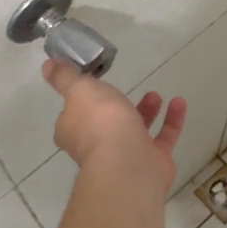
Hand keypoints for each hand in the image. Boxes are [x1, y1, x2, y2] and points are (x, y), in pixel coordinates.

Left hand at [43, 60, 185, 192]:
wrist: (128, 161)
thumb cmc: (100, 122)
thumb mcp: (78, 89)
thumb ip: (65, 77)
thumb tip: (47, 65)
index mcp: (74, 131)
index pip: (73, 116)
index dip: (82, 102)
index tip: (93, 87)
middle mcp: (97, 146)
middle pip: (106, 125)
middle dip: (117, 106)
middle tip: (125, 90)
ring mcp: (126, 156)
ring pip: (135, 131)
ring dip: (146, 112)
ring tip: (156, 95)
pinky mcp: (151, 162)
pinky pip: (163, 138)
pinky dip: (171, 121)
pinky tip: (180, 103)